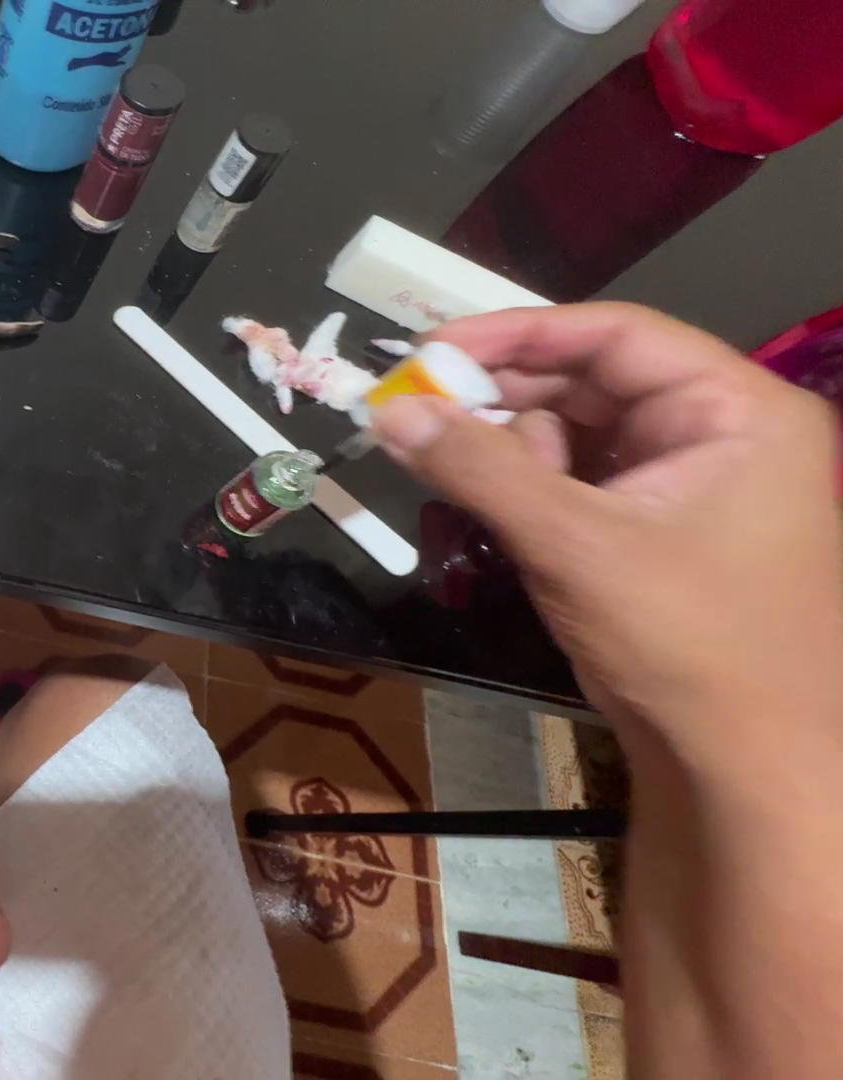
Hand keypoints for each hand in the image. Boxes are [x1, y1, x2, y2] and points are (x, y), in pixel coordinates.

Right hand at [373, 303, 842, 763]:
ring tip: (438, 465)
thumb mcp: (569, 540)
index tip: (427, 351)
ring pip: (557, 430)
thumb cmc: (684, 634)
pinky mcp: (627, 521)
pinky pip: (552, 475)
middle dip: (493, 395)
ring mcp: (664, 479)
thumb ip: (476, 468)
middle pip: (579, 381)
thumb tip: (388, 412)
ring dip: (492, 443)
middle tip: (408, 408)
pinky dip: (504, 480)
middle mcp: (701, 432)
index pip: (614, 337)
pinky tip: (470, 498)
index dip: (516, 333)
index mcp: (728, 414)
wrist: (733, 748)